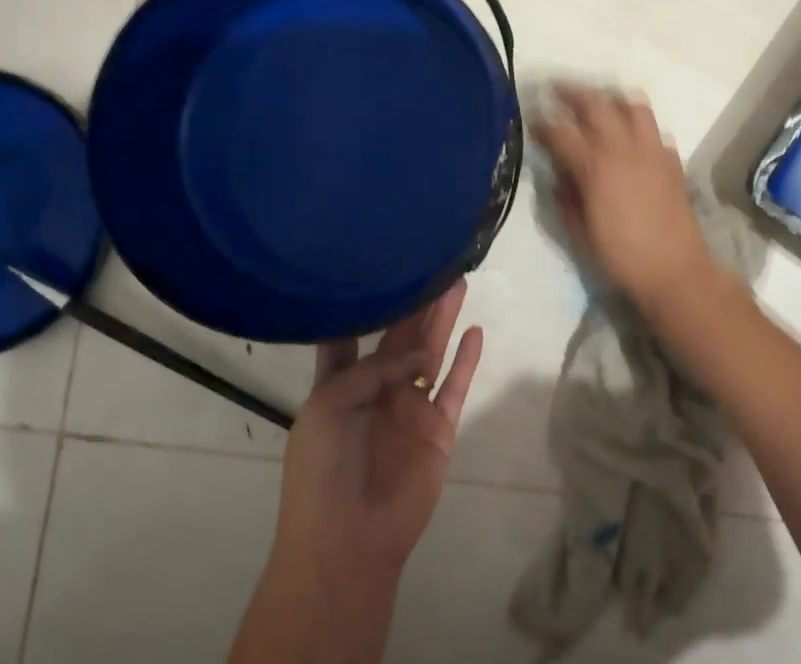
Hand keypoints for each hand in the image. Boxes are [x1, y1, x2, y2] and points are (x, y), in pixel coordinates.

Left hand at [271, 281, 483, 595]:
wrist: (348, 536)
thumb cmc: (323, 469)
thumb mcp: (328, 407)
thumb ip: (370, 369)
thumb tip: (414, 356)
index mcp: (338, 387)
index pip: (347, 339)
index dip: (359, 308)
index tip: (371, 270)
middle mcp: (376, 392)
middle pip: (398, 338)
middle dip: (413, 304)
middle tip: (431, 264)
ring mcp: (409, 409)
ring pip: (430, 354)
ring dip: (443, 320)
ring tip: (457, 282)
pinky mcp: (439, 428)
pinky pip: (454, 386)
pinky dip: (466, 361)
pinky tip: (476, 331)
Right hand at [532, 83, 719, 309]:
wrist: (675, 271)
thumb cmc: (621, 257)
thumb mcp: (579, 232)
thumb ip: (565, 197)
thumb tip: (559, 176)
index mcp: (595, 166)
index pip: (561, 130)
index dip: (541, 122)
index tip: (530, 119)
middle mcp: (624, 148)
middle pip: (595, 102)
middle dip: (571, 91)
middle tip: (555, 89)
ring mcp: (652, 150)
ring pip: (631, 105)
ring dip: (610, 98)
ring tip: (597, 104)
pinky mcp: (672, 160)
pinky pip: (654, 129)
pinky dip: (637, 125)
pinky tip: (630, 139)